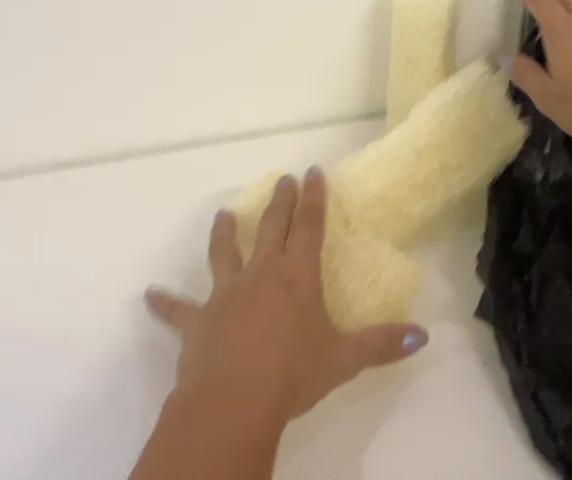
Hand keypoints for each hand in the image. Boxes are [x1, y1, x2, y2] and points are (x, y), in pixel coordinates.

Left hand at [144, 170, 427, 426]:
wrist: (233, 401)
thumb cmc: (293, 373)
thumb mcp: (345, 358)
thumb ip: (383, 343)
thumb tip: (424, 335)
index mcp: (297, 276)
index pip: (309, 226)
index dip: (314, 198)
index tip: (313, 171)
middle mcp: (261, 275)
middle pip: (271, 228)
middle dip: (279, 202)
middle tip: (281, 179)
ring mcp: (225, 296)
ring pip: (223, 254)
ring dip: (224, 233)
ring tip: (223, 213)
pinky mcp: (197, 323)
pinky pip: (177, 310)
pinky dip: (164, 303)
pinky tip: (148, 294)